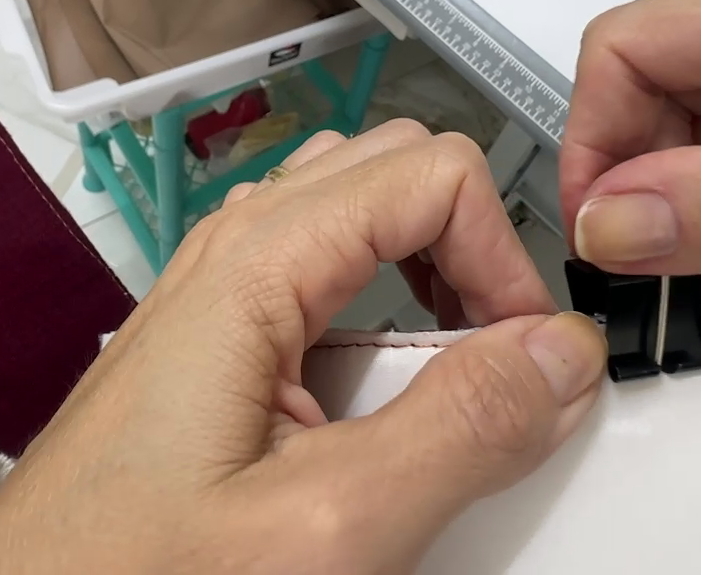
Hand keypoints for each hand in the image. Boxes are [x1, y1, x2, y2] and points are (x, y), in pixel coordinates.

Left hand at [0, 122, 606, 573]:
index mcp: (261, 255)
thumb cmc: (138, 573)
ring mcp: (228, 267)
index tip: (523, 359)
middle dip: (469, 241)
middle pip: (397, 165)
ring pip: (363, 198)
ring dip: (427, 258)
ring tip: (442, 359)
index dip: (501, 253)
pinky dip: (384, 284)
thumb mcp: (323, 525)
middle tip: (489, 352)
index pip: (433, 174)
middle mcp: (241, 236)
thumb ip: (459, 432)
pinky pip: (326, 250)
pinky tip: (378, 368)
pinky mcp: (225, 311)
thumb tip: (562, 352)